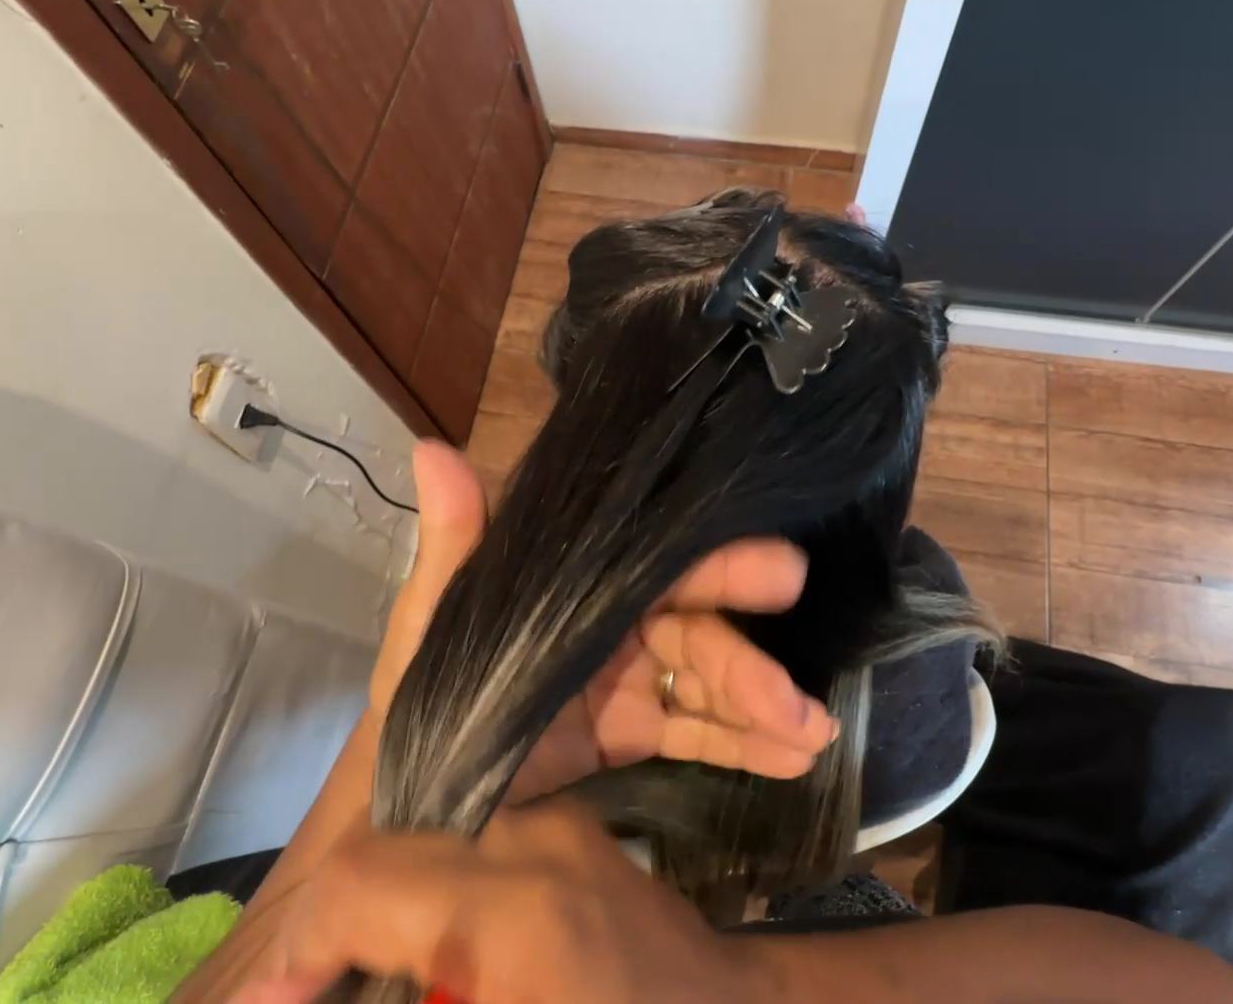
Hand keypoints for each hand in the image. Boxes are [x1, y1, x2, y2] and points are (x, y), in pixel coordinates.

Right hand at [231, 802, 771, 1003]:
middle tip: (328, 988)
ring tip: (386, 968)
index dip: (296, 949)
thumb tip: (316, 982)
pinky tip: (448, 944)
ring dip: (392, 904)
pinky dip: (441, 891)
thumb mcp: (502, 996)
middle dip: (340, 925)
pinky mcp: (575, 833)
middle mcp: (535, 841)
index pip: (360, 879)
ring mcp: (562, 827)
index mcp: (515, 911)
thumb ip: (419, 989)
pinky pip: (478, 845)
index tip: (276, 1003)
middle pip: (389, 847)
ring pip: (432, 840)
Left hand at [372, 442, 837, 803]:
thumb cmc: (429, 678)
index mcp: (584, 578)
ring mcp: (636, 676)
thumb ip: (452, 542)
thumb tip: (431, 450)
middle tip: (798, 704)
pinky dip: (742, 743)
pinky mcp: (640, 729)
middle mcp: (621, 619)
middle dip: (749, 665)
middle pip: (699, 632)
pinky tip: (791, 759)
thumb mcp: (436, 615)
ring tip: (810, 738)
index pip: (662, 564)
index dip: (721, 566)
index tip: (782, 574)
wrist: (421, 781)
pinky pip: (697, 732)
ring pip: (709, 684)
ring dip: (762, 709)